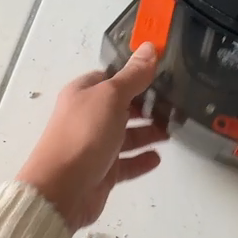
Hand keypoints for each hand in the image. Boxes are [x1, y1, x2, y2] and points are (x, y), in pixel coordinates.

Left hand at [16, 43, 169, 230]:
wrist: (62, 190)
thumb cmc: (84, 134)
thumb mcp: (111, 97)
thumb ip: (133, 75)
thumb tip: (149, 47)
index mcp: (83, 93)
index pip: (111, 77)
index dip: (134, 74)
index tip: (162, 73)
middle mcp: (88, 117)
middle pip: (121, 106)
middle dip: (146, 105)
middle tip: (175, 104)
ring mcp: (95, 146)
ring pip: (126, 135)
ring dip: (148, 132)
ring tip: (171, 131)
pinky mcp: (103, 172)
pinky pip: (126, 163)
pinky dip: (141, 159)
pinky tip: (157, 158)